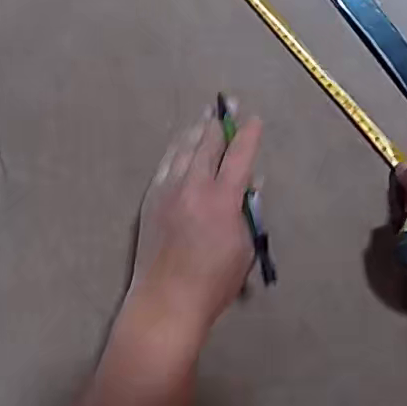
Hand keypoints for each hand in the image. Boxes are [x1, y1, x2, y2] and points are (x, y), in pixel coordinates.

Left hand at [124, 100, 263, 346]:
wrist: (166, 300)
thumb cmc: (214, 282)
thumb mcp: (245, 248)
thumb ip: (247, 212)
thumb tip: (250, 184)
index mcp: (222, 199)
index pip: (239, 156)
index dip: (248, 135)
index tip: (254, 120)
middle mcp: (194, 186)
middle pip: (208, 144)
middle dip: (220, 123)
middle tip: (226, 105)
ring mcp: (169, 189)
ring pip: (184, 149)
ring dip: (197, 131)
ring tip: (204, 119)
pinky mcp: (152, 198)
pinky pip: (167, 163)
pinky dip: (177, 149)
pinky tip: (181, 145)